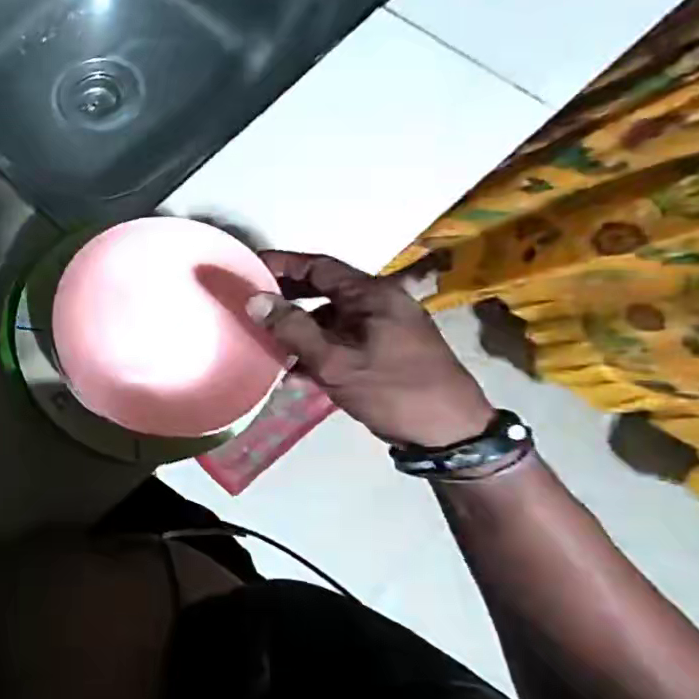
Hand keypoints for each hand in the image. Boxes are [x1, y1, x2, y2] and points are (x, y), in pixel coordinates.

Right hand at [245, 250, 493, 447]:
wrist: (451, 434)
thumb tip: (254, 299)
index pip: (318, 266)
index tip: (247, 267)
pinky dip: (315, 345)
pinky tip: (292, 368)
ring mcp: (384, 327)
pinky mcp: (385, 350)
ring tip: (264, 339)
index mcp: (371, 295)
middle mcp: (379, 303)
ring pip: (329, 316)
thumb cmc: (392, 389)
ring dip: (297, 326)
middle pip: (322, 288)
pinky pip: (340, 337)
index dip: (281, 264)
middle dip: (285, 295)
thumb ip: (291, 328)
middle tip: (249, 302)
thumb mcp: (333, 361)